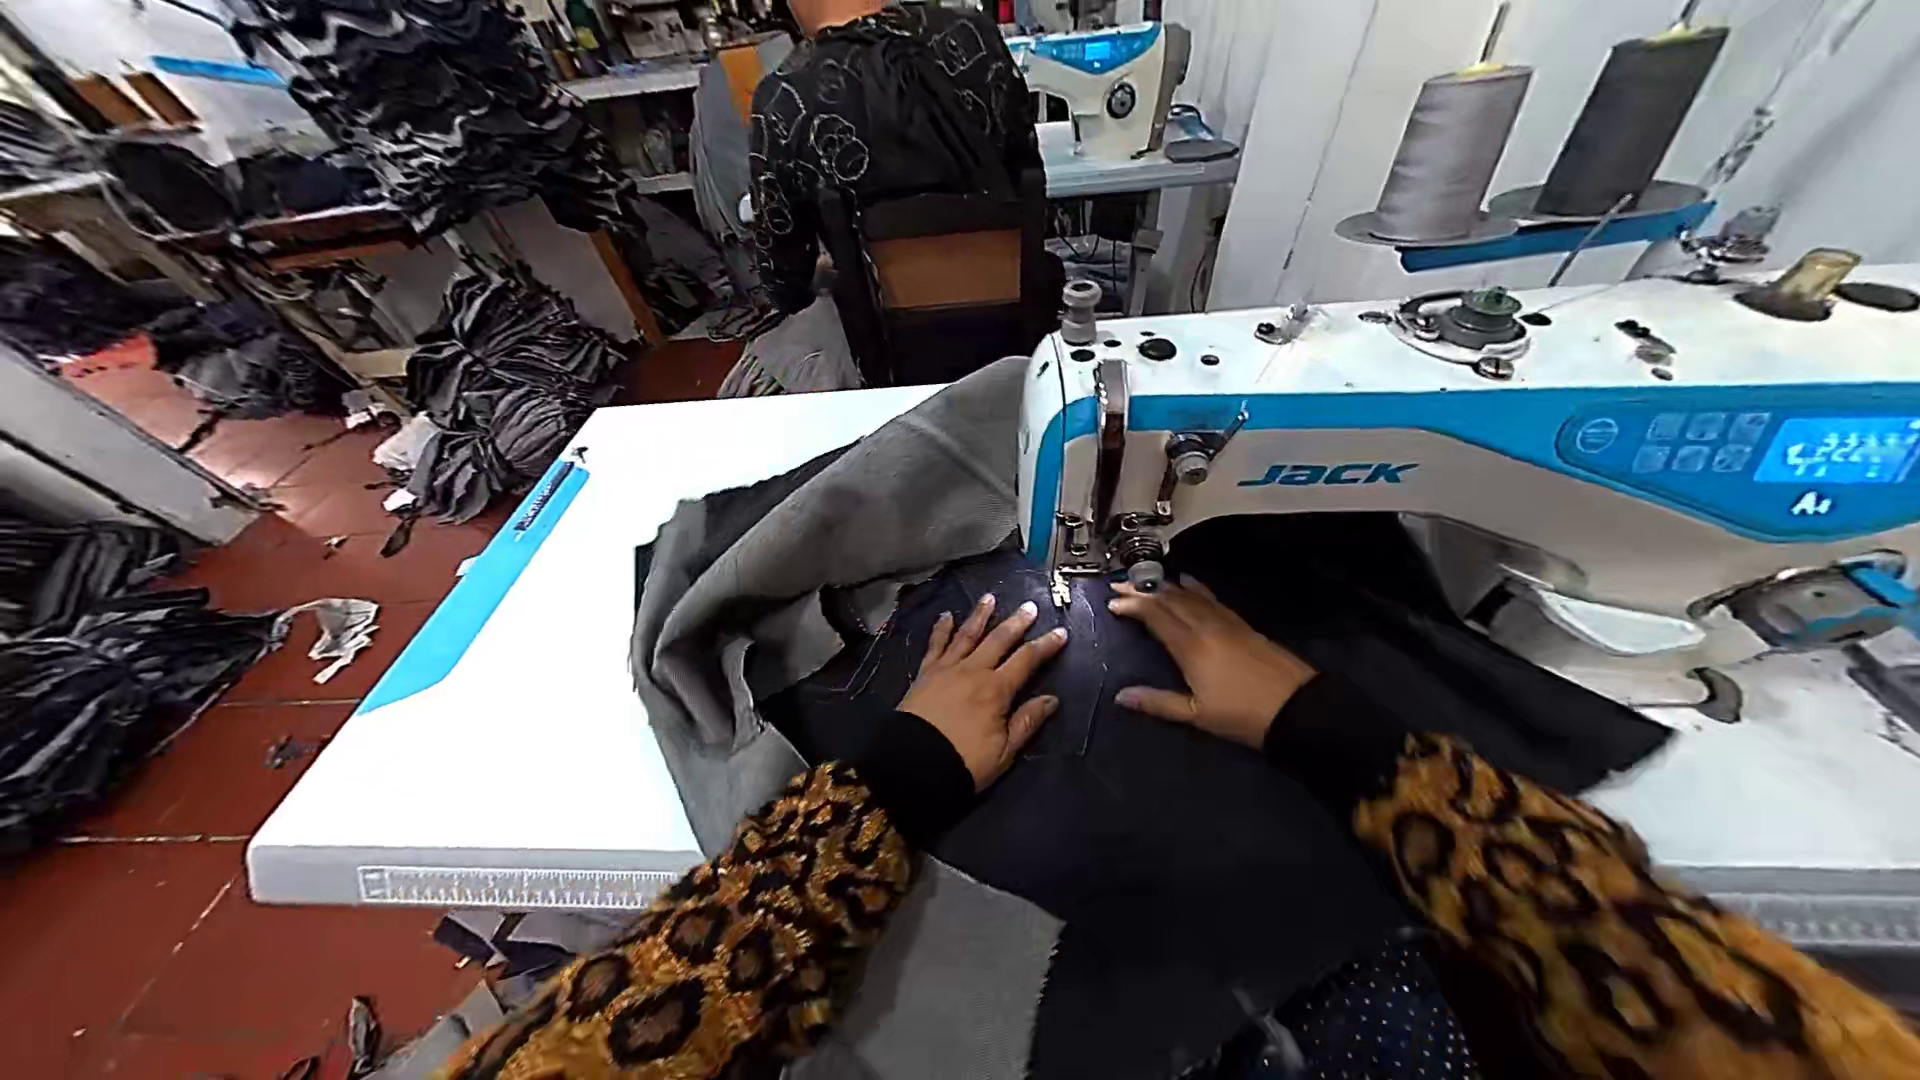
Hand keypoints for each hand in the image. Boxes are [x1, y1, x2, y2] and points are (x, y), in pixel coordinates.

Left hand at [898, 593, 1068, 790]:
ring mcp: (947, 669)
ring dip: (980, 615)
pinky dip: (941, 629)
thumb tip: (1052, 699)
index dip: (1045, 646)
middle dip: (1017, 622)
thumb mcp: (1004, 751)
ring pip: (967, 635)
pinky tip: (946, 616)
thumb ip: (1027, 721)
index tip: (1060, 632)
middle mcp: (973, 671)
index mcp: (996, 689)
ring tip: (989, 598)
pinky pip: (935, 645)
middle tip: (1029, 606)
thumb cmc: (963, 761)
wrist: (912, 765)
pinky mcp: (925, 673)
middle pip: (999, 640)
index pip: (1027, 660)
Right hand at [1107, 578, 1316, 748]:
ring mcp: (1227, 623)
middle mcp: (1207, 627)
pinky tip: (1189, 582)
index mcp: (1191, 647)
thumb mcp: (1197, 715)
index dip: (1132, 606)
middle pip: (1170, 600)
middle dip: (1142, 590)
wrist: (1300, 710)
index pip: (1155, 616)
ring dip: (1166, 586)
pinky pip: (1213, 599)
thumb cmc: (1244, 716)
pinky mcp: (1243, 625)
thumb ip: (1157, 702)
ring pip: (1191, 596)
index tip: (1113, 603)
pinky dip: (1196, 589)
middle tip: (1120, 583)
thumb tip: (1121, 696)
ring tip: (1146, 580)